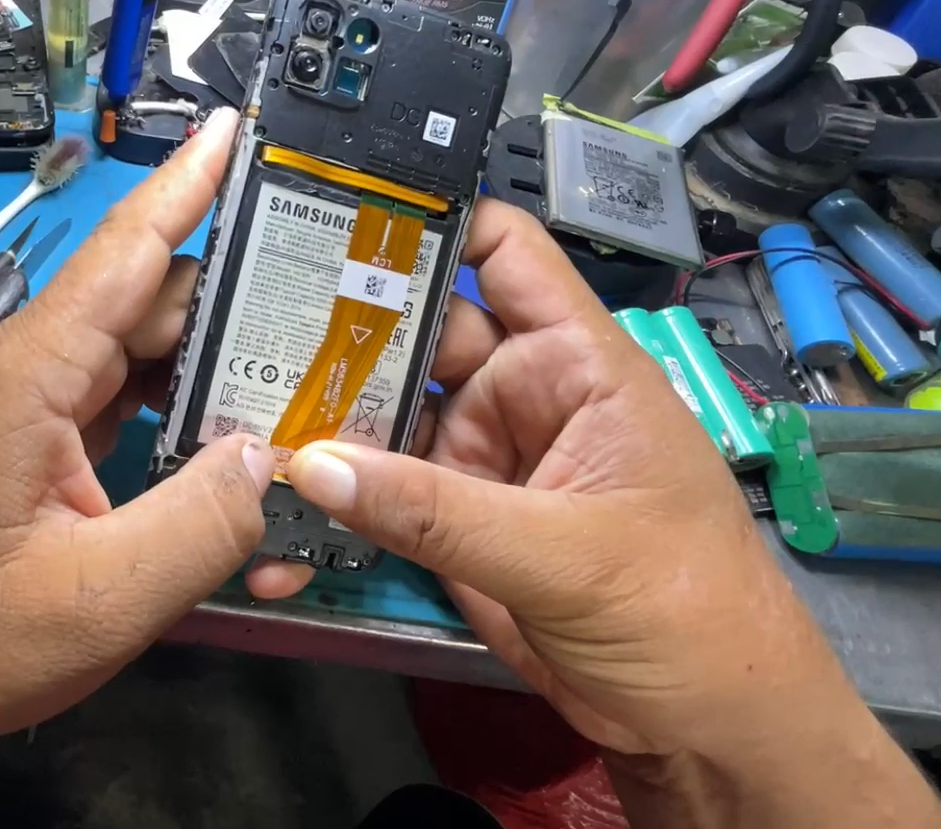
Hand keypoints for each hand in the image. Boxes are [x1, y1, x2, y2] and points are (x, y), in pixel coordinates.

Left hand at [0, 107, 271, 738]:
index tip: (232, 128)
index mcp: (30, 374)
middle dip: (242, 304)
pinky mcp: (44, 433)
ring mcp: (38, 399)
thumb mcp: (95, 600)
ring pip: (148, 352)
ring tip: (300, 383)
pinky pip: (130, 395)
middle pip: (155, 304)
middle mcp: (33, 366)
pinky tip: (233, 436)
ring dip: (219, 365)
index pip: (125, 254)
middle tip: (333, 312)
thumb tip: (273, 455)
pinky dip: (184, 409)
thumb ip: (199, 527)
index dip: (184, 185)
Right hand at [270, 200, 863, 758]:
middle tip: (252, 314)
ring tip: (241, 397)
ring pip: (381, 407)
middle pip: (413, 329)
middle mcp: (511, 389)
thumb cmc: (685, 613)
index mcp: (570, 361)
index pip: (503, 253)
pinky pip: (372, 482)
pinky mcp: (441, 507)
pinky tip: (277, 491)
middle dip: (340, 321)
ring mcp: (470, 450)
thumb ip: (435, 510)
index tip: (345, 210)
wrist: (699, 728)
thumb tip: (312, 465)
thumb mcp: (566, 553)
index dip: (434, 219)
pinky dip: (330, 486)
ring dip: (321, 408)